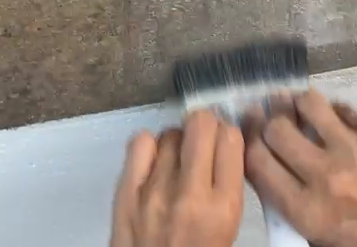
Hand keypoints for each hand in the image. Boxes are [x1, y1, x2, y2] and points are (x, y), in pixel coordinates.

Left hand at [111, 109, 245, 246]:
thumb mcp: (226, 232)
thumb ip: (227, 188)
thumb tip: (225, 146)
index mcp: (223, 209)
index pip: (231, 139)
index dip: (228, 137)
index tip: (224, 146)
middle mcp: (190, 194)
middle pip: (201, 124)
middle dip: (205, 128)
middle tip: (203, 146)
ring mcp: (154, 191)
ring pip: (171, 132)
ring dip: (178, 143)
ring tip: (176, 164)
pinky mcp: (125, 193)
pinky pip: (140, 142)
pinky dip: (150, 147)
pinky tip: (154, 165)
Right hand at [245, 91, 356, 246]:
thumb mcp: (320, 238)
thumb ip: (292, 204)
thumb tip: (270, 167)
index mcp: (306, 211)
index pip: (256, 162)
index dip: (243, 141)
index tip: (242, 130)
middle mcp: (324, 174)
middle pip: (275, 128)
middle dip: (265, 120)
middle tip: (264, 115)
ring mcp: (351, 149)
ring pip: (307, 103)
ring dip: (295, 104)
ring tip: (293, 105)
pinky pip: (341, 107)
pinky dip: (330, 109)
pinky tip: (328, 116)